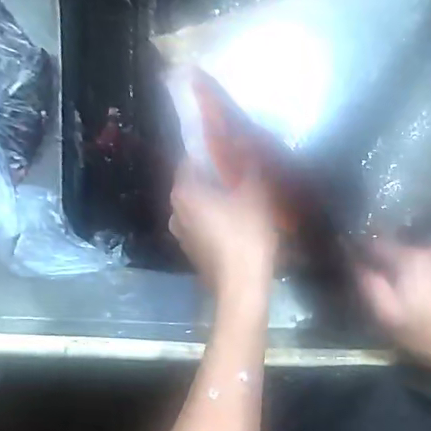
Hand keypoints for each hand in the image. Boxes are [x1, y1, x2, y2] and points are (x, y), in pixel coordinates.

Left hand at [170, 162, 277, 304]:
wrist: (242, 284)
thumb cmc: (246, 234)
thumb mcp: (254, 195)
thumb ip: (248, 168)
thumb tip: (245, 148)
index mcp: (183, 192)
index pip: (189, 159)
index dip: (208, 150)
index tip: (227, 146)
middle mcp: (175, 210)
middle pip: (193, 183)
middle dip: (212, 175)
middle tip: (237, 169)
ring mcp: (181, 233)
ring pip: (197, 205)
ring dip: (214, 198)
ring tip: (238, 193)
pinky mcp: (192, 250)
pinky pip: (201, 224)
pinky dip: (214, 217)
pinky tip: (235, 218)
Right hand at [354, 240, 430, 365]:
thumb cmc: (418, 330)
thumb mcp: (384, 312)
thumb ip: (367, 281)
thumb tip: (354, 260)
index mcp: (408, 257)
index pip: (374, 241)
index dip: (358, 246)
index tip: (347, 254)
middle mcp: (426, 246)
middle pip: (392, 241)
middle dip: (378, 252)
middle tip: (367, 268)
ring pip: (408, 247)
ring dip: (396, 256)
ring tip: (388, 274)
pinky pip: (422, 254)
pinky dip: (412, 261)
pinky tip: (409, 278)